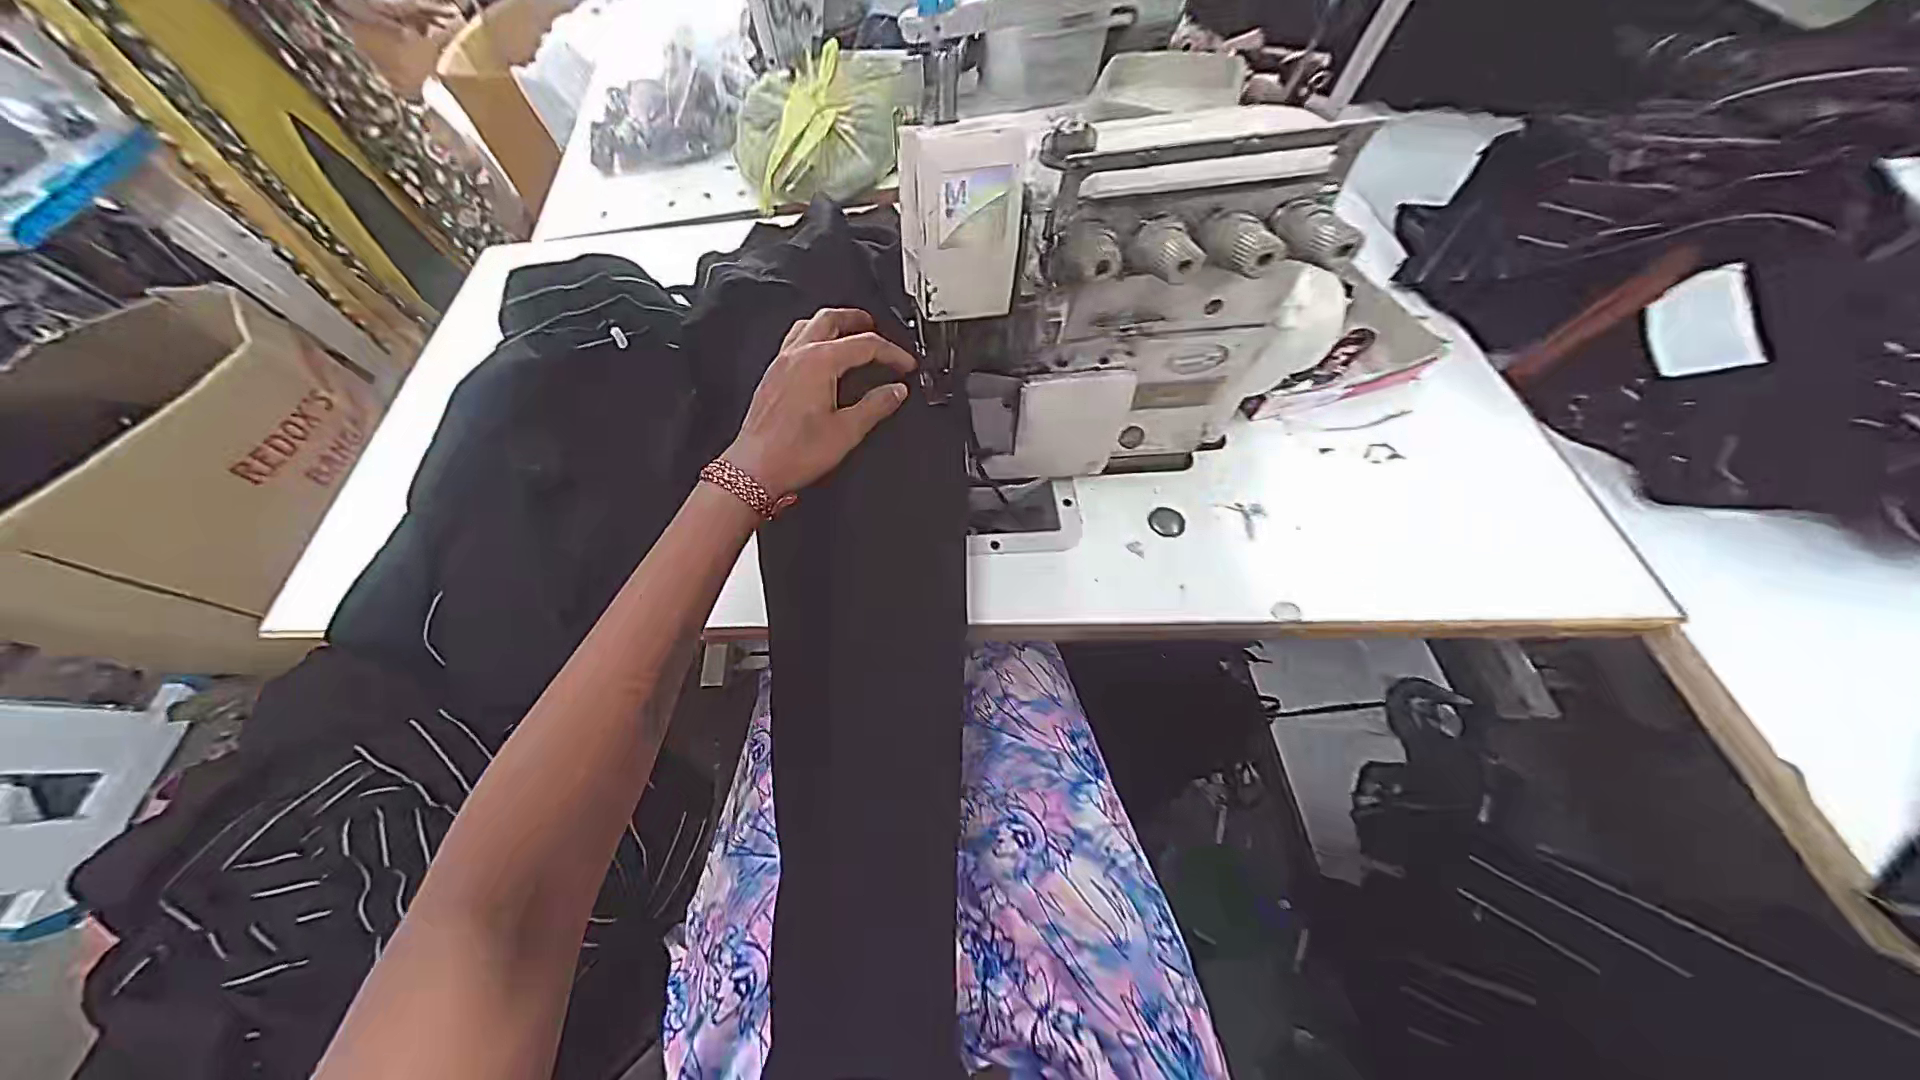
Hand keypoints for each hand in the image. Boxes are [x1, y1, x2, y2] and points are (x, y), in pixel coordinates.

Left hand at [723, 308, 917, 496]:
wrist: (755, 469)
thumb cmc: (792, 453)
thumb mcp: (847, 431)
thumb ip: (876, 406)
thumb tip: (895, 391)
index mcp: (819, 362)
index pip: (865, 344)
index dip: (892, 352)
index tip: (906, 364)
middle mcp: (797, 356)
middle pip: (831, 319)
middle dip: (859, 321)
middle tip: (877, 328)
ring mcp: (781, 364)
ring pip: (809, 326)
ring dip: (834, 325)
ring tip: (850, 334)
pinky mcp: (772, 376)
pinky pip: (794, 342)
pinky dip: (814, 339)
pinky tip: (821, 356)